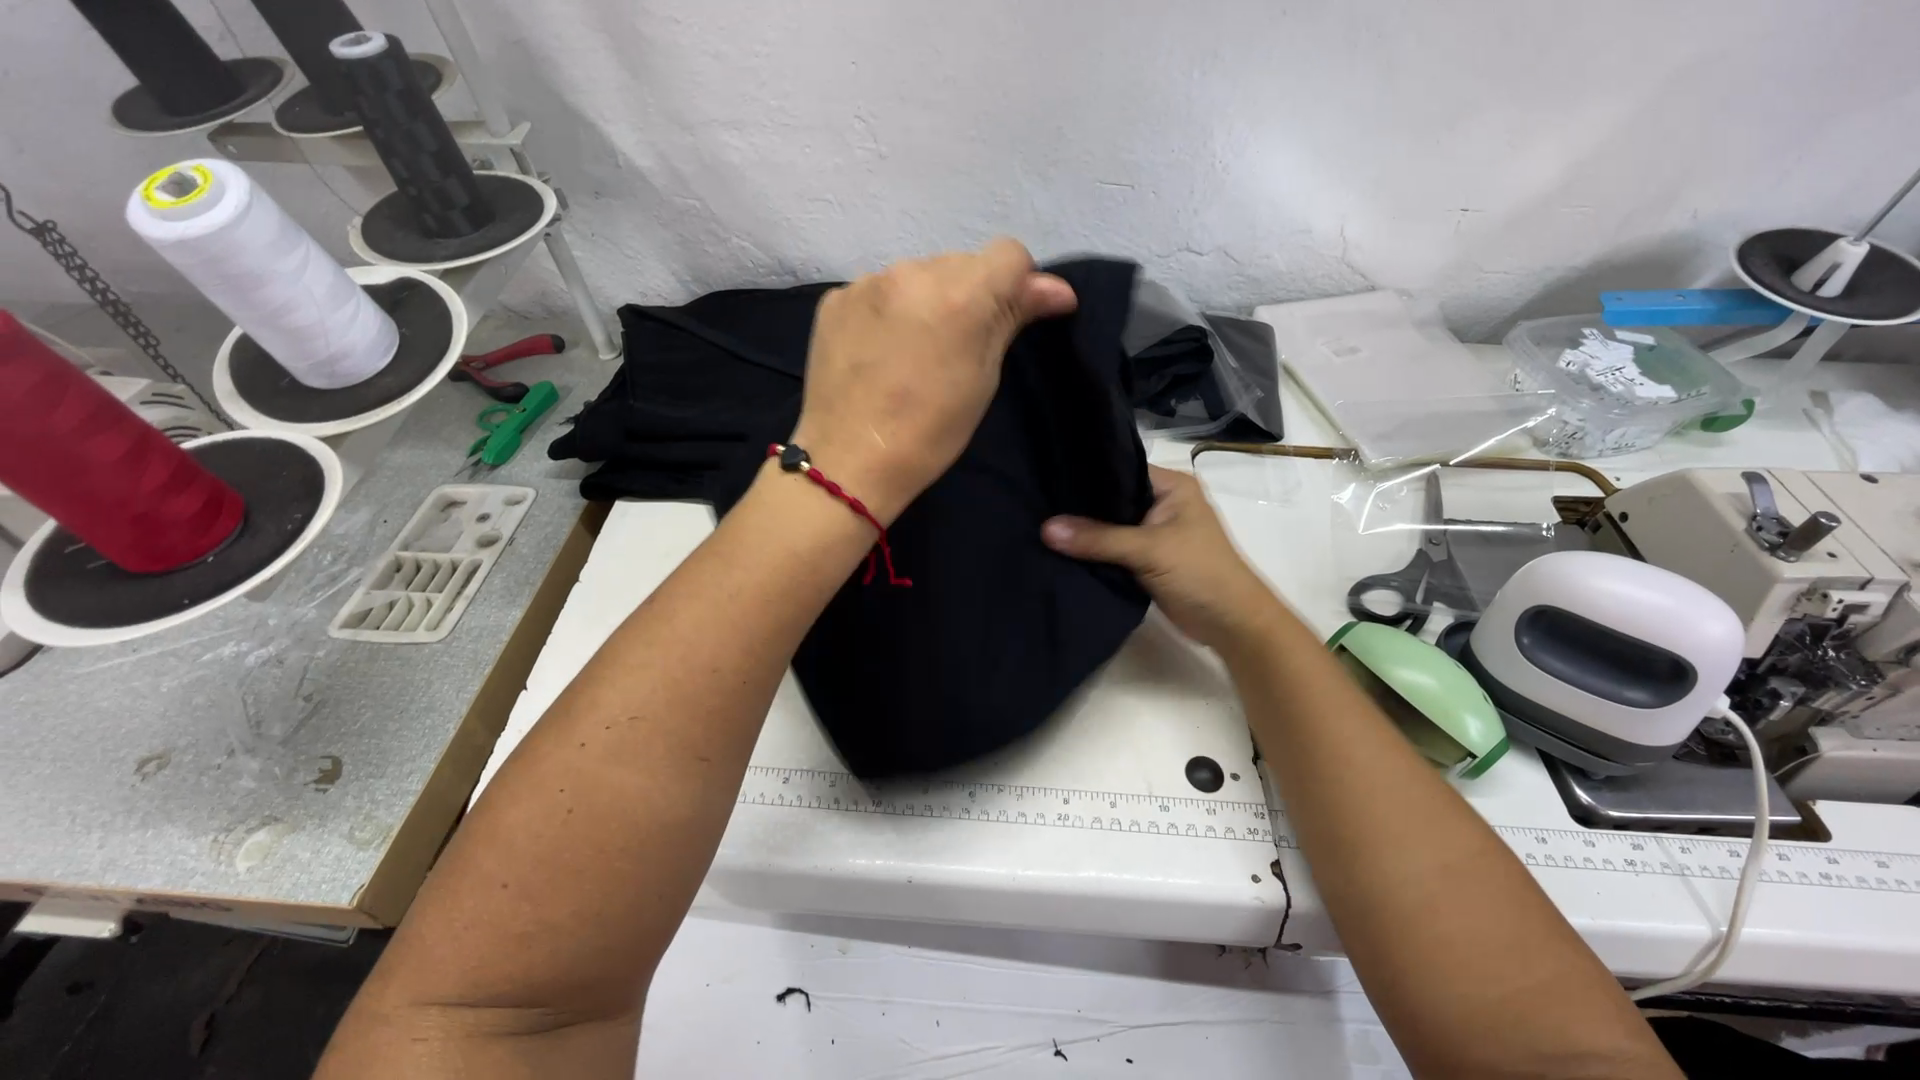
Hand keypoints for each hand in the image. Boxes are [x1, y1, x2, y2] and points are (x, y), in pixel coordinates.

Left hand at [788, 237, 1076, 521]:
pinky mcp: (835, 299)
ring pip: (918, 274)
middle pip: (962, 262)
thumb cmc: (930, 432)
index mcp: (960, 294)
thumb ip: (1013, 319)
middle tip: (959, 344)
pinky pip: (879, 290)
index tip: (1010, 318)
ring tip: (915, 350)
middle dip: (970, 292)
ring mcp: (868, 282)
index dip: (1018, 283)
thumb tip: (1056, 290)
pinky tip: (880, 350)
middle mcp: (913, 272)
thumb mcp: (984, 378)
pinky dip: (888, 310)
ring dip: (928, 299)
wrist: (849, 461)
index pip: (1009, 254)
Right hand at [1042, 466, 1289, 652]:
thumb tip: (1045, 529)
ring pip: (1110, 525)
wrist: (1229, 623)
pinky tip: (1059, 549)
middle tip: (1035, 501)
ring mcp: (1154, 532)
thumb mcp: (1149, 550)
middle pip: (1111, 498)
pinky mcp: (1146, 559)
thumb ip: (1098, 538)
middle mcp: (1162, 502)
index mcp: (1171, 485)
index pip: (1120, 468)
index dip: (1085, 472)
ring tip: (1038, 522)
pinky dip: (1092, 551)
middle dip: (1079, 505)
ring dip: (1084, 531)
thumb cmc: (1200, 573)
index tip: (1045, 475)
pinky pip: (1112, 548)